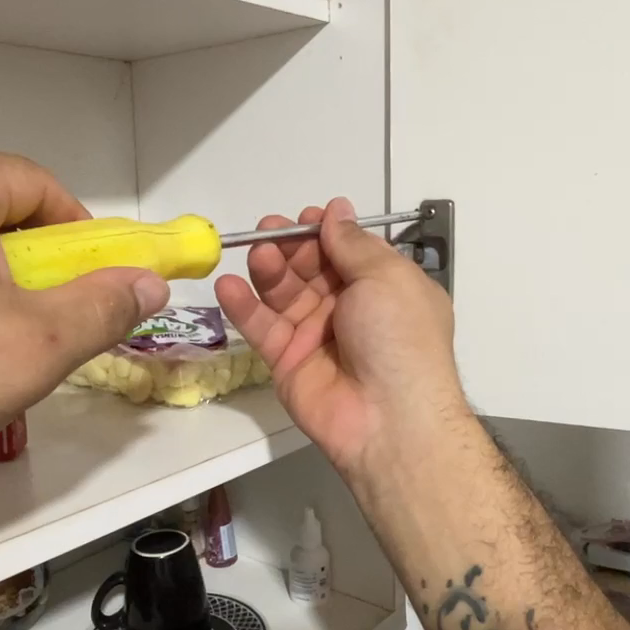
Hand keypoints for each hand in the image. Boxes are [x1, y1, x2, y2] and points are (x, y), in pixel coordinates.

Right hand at [215, 198, 464, 473]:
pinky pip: (262, 327)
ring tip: (258, 253)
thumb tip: (337, 210)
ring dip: (268, 269)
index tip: (308, 218)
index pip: (346, 250)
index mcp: (382, 287)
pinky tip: (229, 285)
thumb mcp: (387, 277)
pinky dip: (243, 306)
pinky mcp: (287, 361)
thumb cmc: (400, 338)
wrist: (390, 419)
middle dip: (292, 245)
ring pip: (283, 292)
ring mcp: (316, 334)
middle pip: (310, 266)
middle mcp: (349, 308)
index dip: (325, 232)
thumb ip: (353, 244)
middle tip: (271, 231)